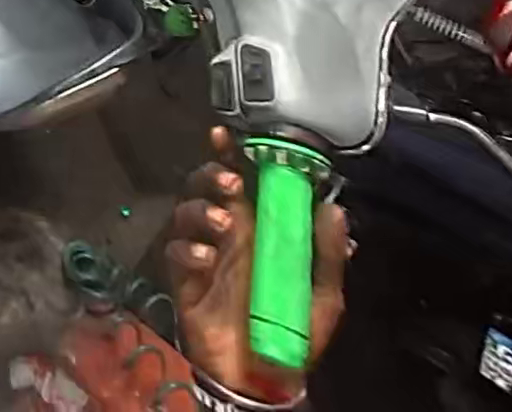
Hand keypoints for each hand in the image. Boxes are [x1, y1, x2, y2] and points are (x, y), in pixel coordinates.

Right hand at [166, 127, 349, 401]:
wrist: (263, 378)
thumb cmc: (291, 329)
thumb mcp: (322, 294)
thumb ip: (328, 253)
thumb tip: (336, 209)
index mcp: (256, 223)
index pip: (239, 176)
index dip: (229, 151)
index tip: (224, 134)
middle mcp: (226, 228)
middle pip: (205, 183)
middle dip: (212, 173)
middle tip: (230, 181)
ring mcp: (203, 250)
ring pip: (186, 210)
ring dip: (201, 208)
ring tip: (223, 222)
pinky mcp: (185, 277)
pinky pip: (176, 251)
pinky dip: (189, 249)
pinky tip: (206, 260)